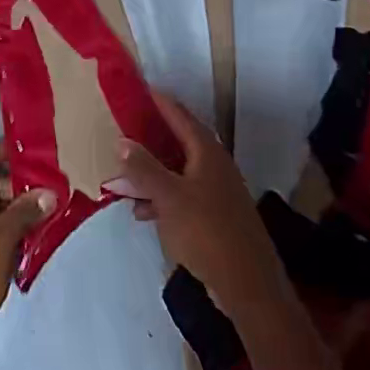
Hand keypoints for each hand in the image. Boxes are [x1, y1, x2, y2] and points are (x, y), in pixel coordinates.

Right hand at [110, 92, 286, 317]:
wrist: (246, 281)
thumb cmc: (206, 231)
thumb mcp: (168, 197)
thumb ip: (144, 169)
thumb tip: (123, 140)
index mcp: (207, 153)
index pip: (181, 116)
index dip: (160, 102)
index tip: (140, 89)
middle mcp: (215, 166)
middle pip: (180, 142)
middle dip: (152, 137)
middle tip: (126, 128)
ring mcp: (217, 191)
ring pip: (179, 171)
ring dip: (153, 172)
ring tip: (125, 176)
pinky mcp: (215, 215)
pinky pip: (183, 195)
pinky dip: (162, 197)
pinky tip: (143, 211)